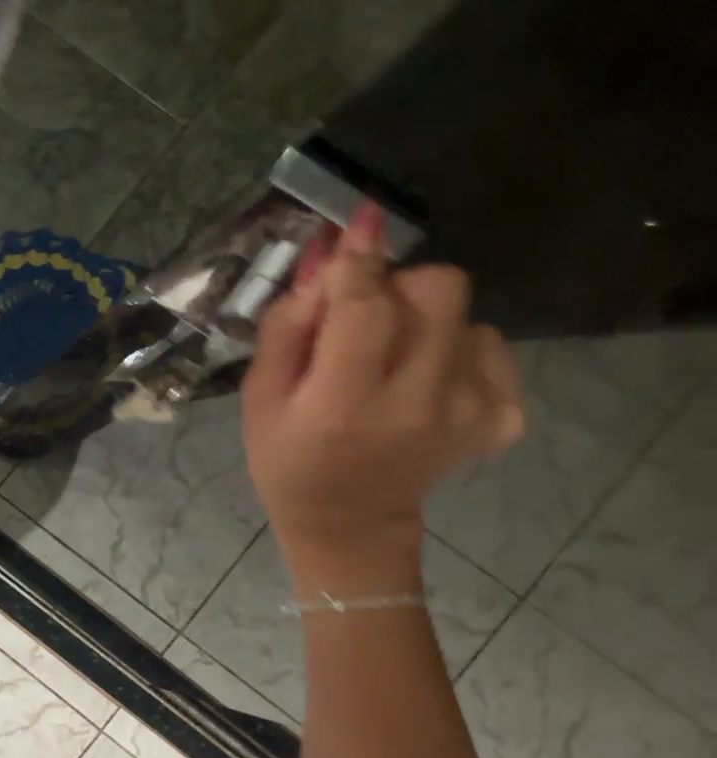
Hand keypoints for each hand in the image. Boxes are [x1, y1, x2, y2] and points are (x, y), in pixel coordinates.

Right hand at [243, 204, 524, 590]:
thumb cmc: (286, 456)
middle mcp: (416, 403)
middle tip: (364, 322)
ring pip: (462, 313)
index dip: (358, 262)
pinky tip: (423, 384)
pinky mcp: (504, 414)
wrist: (349, 521)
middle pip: (436, 286)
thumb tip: (328, 257)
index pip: (365, 304)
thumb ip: (289, 325)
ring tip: (390, 365)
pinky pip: (487, 343)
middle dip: (396, 288)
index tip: (355, 229)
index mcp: (340, 404)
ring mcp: (471, 409)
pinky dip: (453, 350)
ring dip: (422, 324)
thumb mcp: (260, 396)